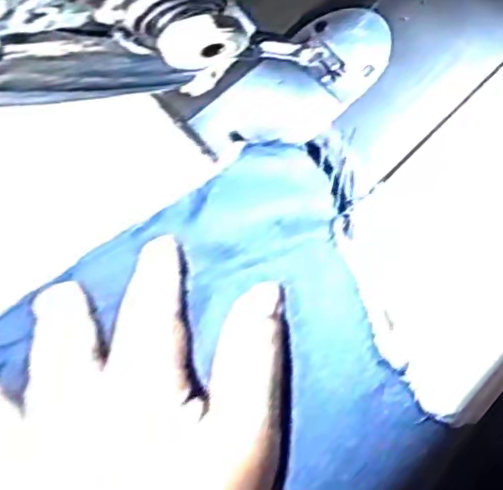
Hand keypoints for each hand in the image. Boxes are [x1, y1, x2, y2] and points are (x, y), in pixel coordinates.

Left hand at [0, 237, 284, 489]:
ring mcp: (33, 467)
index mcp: (142, 401)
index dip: (156, 285)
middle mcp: (77, 426)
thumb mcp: (244, 429)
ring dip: (10, 375)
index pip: (152, 327)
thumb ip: (252, 358)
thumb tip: (265, 290)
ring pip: (10, 411)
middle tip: (61, 292)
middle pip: (71, 364)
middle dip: (72, 324)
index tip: (160, 248)